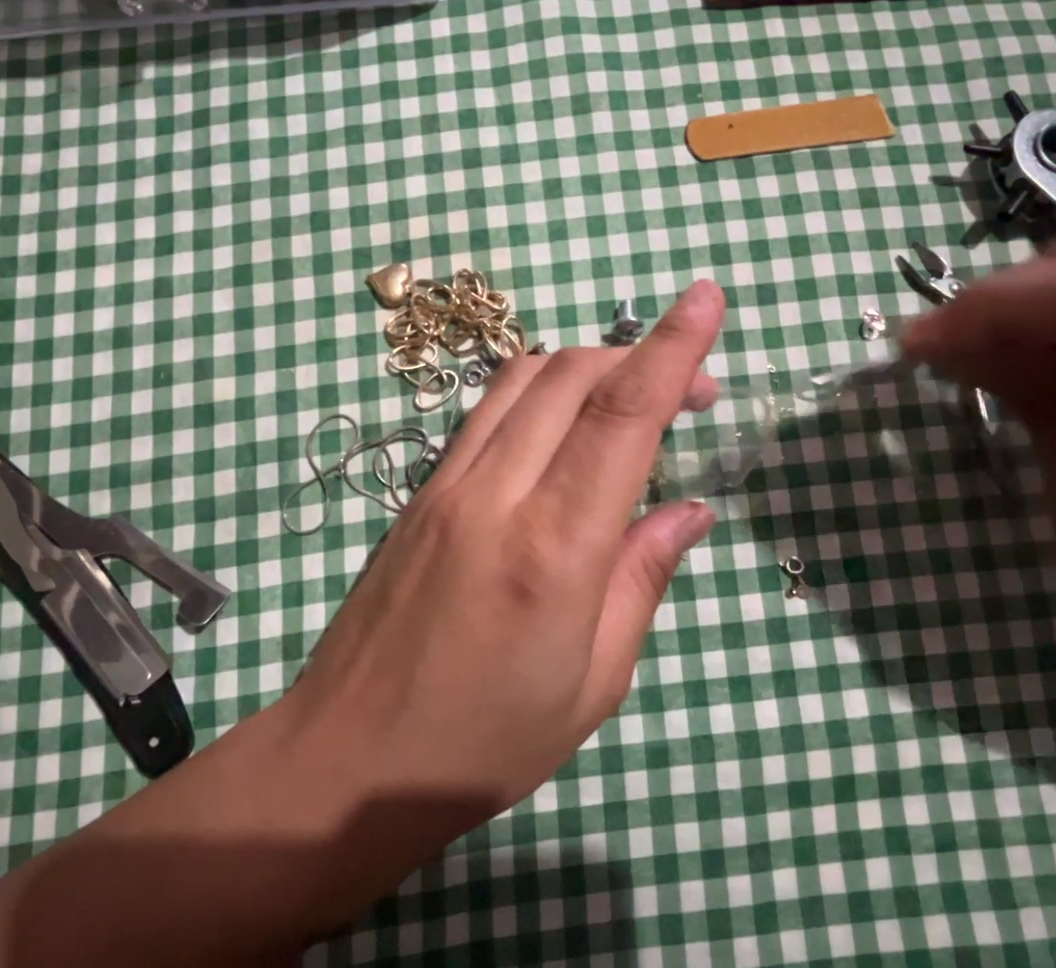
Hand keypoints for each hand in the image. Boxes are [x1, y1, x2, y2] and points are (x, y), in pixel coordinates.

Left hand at [0, 286, 726, 967]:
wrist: (346, 759)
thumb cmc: (483, 744)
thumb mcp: (593, 684)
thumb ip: (642, 581)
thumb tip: (690, 510)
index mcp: (553, 549)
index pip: (622, 416)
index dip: (672, 348)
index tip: (708, 297)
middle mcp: (494, 495)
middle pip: (570, 376)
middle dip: (640, 354)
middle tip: (695, 386)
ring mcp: (444, 487)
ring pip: (520, 381)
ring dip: (585, 366)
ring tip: (633, 398)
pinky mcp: (417, 495)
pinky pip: (485, 414)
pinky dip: (537, 393)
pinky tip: (563, 428)